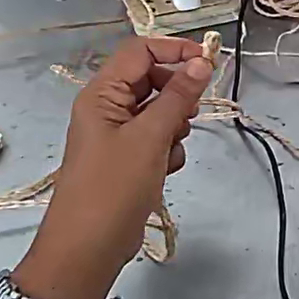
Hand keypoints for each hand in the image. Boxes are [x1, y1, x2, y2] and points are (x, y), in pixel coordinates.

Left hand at [24, 37, 213, 298]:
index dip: (174, 50)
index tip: (209, 62)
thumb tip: (202, 62)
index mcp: (102, 94)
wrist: (89, 247)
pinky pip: (158, 137)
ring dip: (174, 126)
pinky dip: (168, 148)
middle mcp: (108, 108)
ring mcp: (119, 134)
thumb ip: (178, 96)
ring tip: (171, 148)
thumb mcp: (150, 137)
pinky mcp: (130, 157)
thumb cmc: (113, 186)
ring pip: (160, 110)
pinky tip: (165, 168)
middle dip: (177, 95)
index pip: (140, 51)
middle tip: (191, 116)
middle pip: (152, 80)